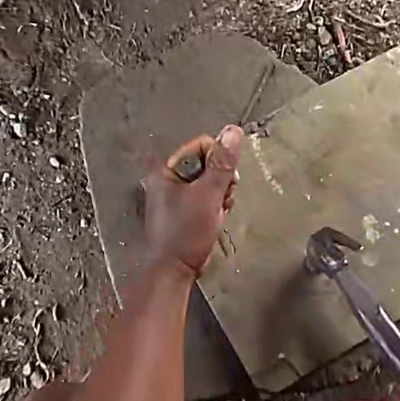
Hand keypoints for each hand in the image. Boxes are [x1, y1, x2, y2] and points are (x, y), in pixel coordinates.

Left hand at [142, 126, 242, 278]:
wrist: (175, 269)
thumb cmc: (187, 232)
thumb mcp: (208, 195)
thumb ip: (222, 164)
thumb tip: (233, 131)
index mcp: (167, 169)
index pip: (202, 146)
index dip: (219, 159)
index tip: (227, 179)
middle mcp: (168, 178)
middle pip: (207, 162)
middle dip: (222, 178)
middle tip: (225, 196)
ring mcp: (176, 195)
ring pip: (210, 180)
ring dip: (221, 192)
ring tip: (221, 208)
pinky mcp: (185, 209)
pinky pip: (206, 196)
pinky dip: (216, 203)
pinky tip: (218, 215)